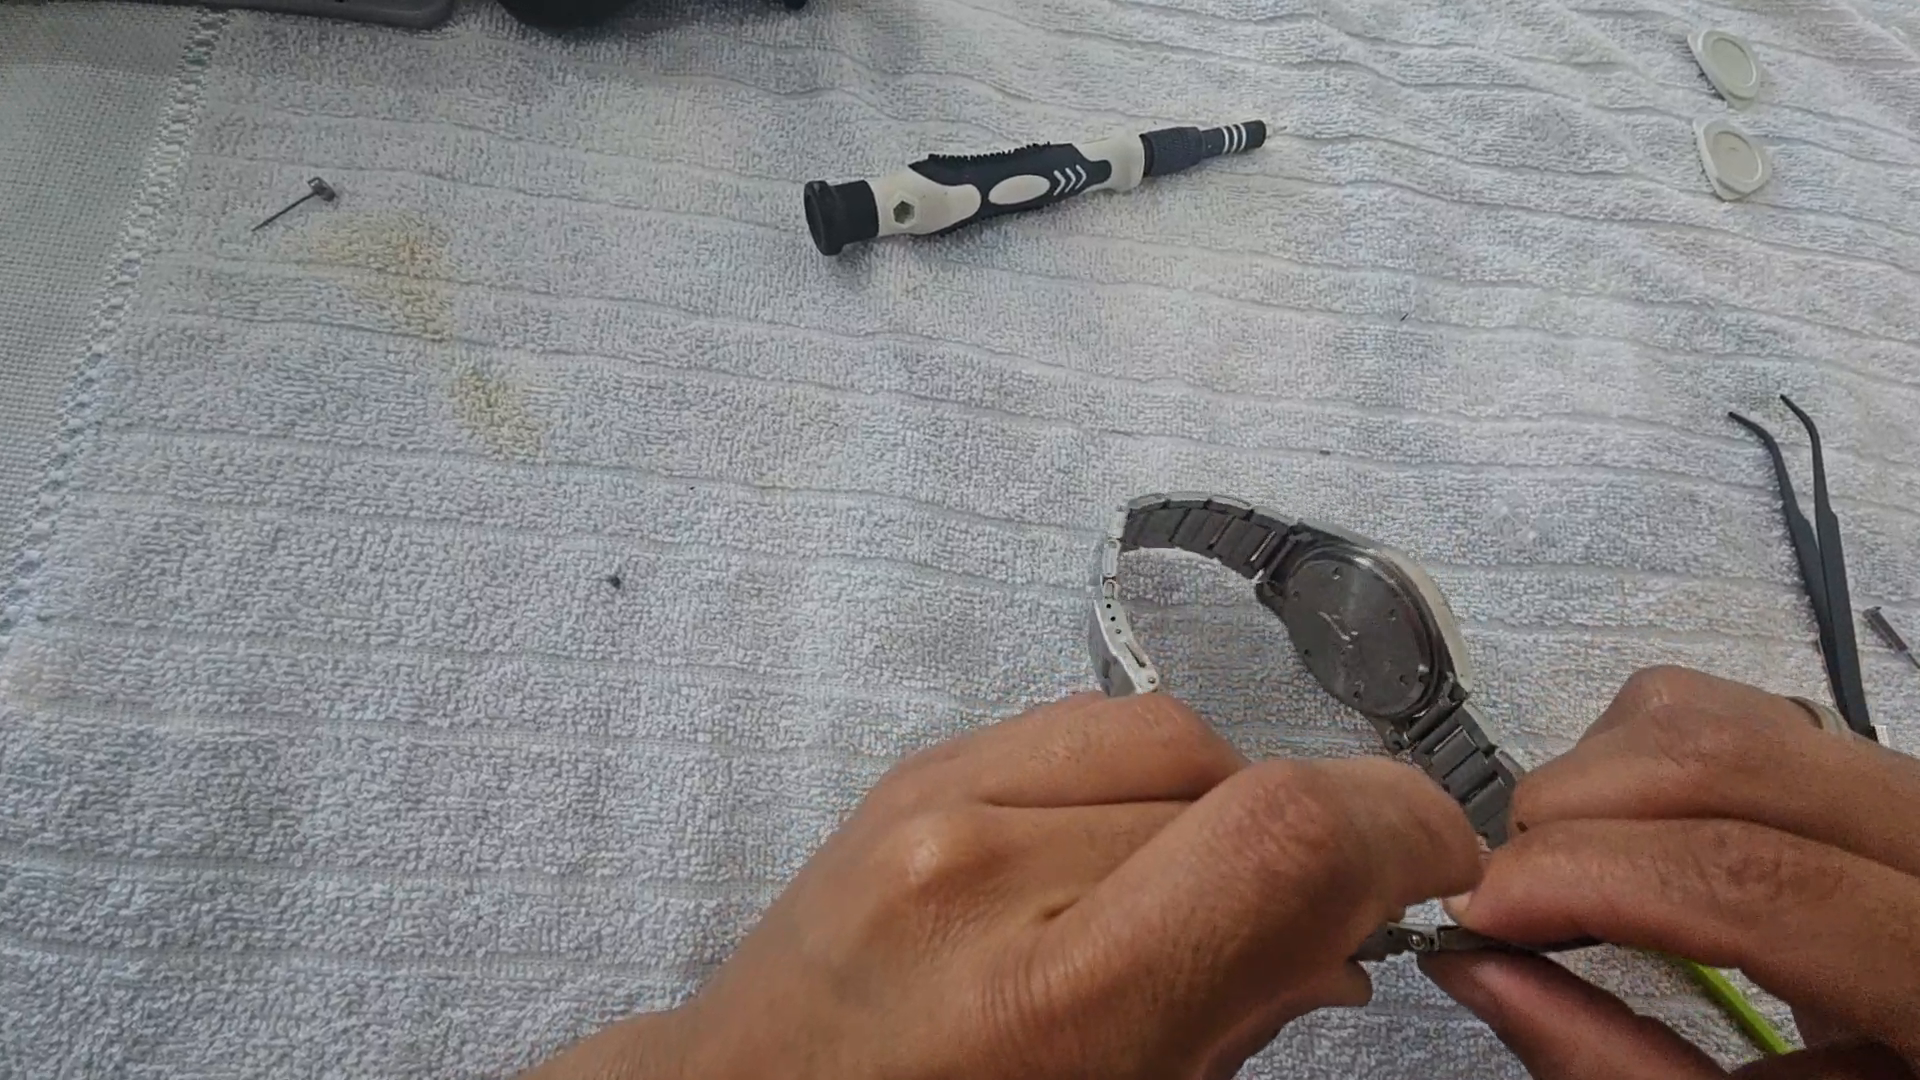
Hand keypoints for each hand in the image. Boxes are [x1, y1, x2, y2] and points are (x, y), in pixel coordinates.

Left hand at [523, 692, 1481, 1079]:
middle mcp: (986, 861)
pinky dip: (1137, 770)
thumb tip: (1340, 924)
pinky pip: (1079, 728)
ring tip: (1189, 878)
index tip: (1437, 856)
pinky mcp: (915, 763)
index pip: (1273, 834)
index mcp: (1055, 996)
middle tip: (1299, 907)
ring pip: (1158, 733)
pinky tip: (1115, 839)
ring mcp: (935, 792)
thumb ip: (1240, 1012)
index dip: (1395, 823)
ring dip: (1215, 796)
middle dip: (1300, 833)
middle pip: (1221, 771)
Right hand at [1421, 666, 1919, 1078]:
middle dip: (1561, 813)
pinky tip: (1622, 826)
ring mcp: (1906, 791)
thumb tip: (1472, 967)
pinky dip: (1620, 751)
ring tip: (1566, 858)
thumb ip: (1620, 1067)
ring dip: (1585, 777)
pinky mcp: (1851, 765)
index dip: (1580, 877)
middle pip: (1711, 759)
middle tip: (1509, 886)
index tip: (1478, 911)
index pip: (1747, 878)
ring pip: (1699, 715)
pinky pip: (1709, 709)